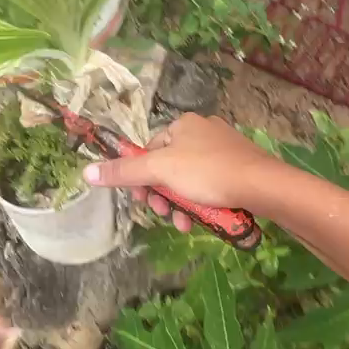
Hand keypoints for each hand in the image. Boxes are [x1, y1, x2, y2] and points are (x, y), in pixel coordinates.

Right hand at [81, 113, 283, 229]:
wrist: (262, 185)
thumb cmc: (207, 172)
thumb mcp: (160, 172)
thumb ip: (124, 172)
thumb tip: (86, 172)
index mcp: (183, 124)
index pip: (150, 150)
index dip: (142, 177)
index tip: (143, 201)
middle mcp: (203, 130)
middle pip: (169, 166)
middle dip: (163, 195)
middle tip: (163, 214)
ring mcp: (225, 148)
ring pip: (190, 180)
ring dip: (181, 204)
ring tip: (184, 224)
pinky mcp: (240, 167)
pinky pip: (212, 185)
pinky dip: (203, 203)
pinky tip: (203, 221)